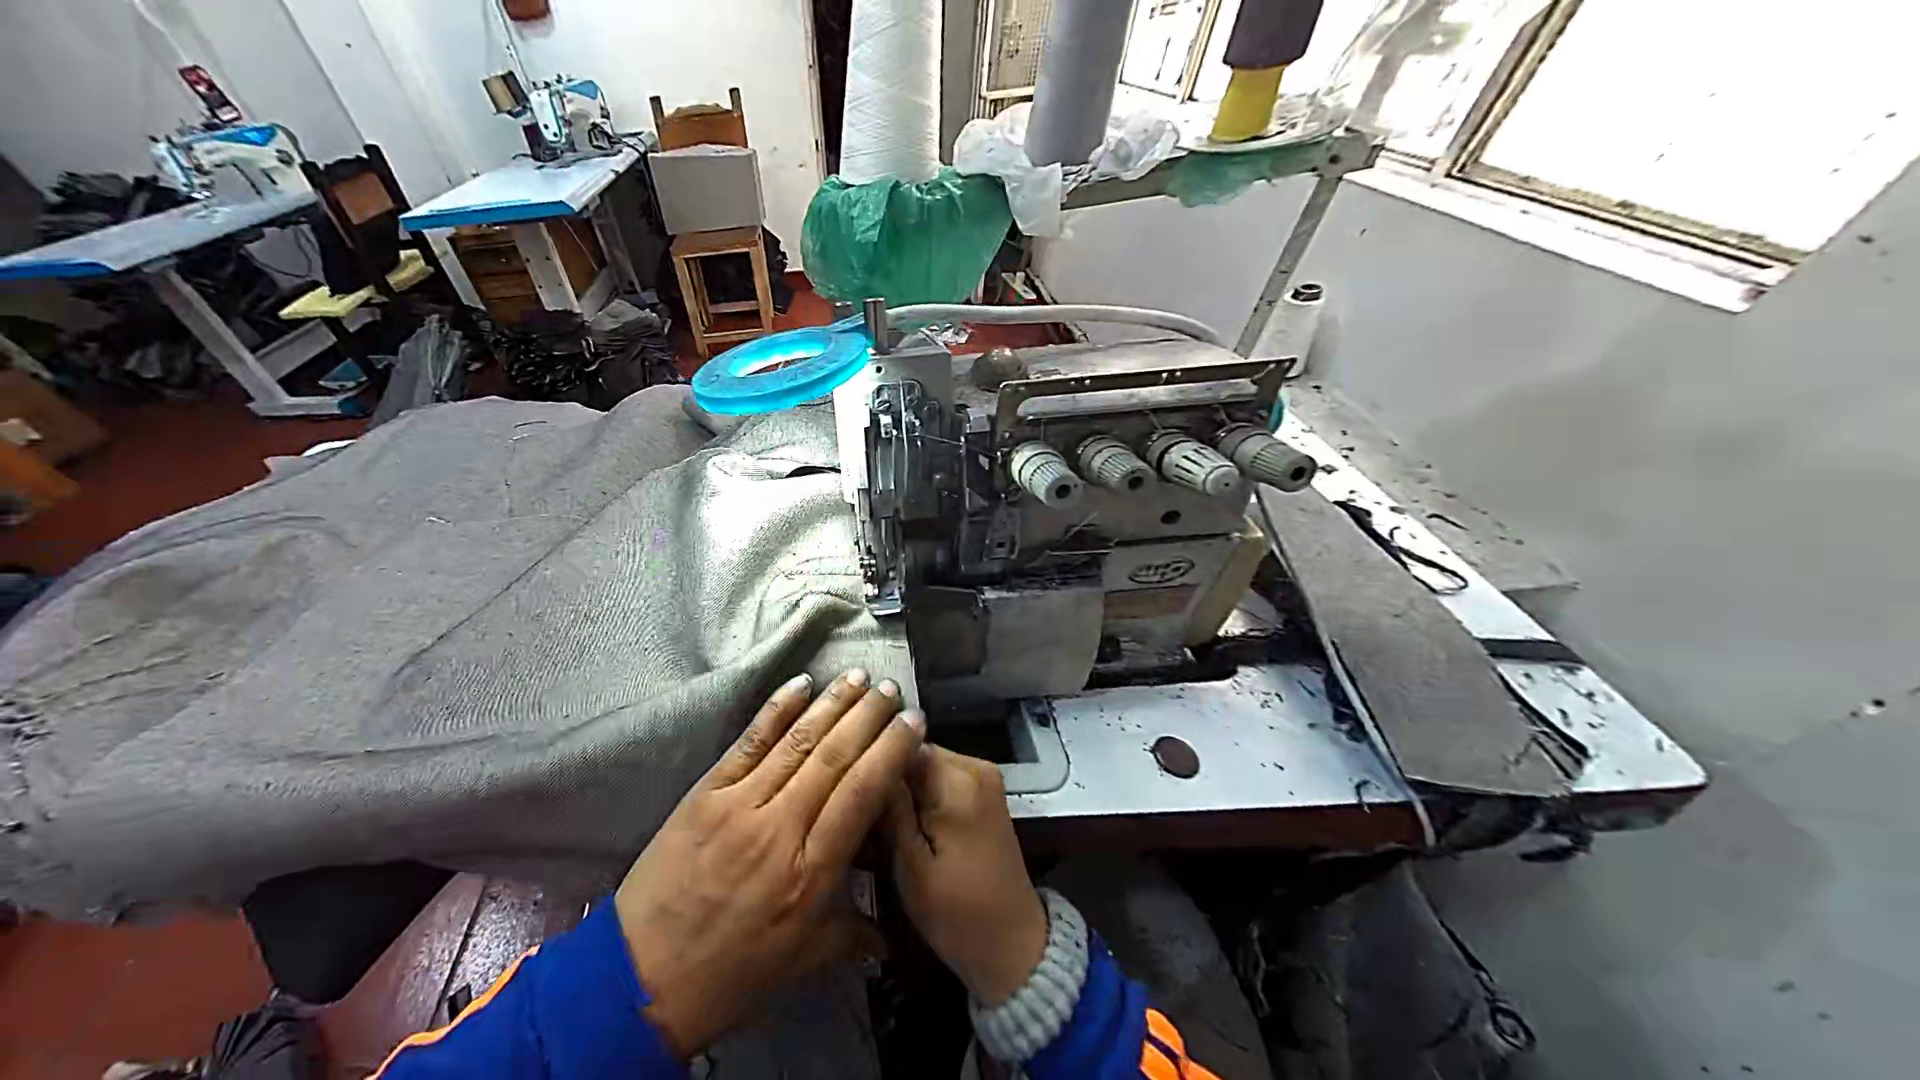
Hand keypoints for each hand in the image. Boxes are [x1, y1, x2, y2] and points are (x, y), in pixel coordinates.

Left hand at [614, 669, 924, 1058]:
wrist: (637, 980)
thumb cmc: (731, 973)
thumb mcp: (802, 960)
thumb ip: (853, 934)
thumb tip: (894, 932)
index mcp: (810, 872)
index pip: (861, 793)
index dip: (891, 751)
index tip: (914, 722)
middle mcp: (779, 828)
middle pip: (833, 757)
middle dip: (868, 717)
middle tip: (892, 689)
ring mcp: (738, 805)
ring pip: (796, 742)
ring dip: (831, 703)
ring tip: (859, 677)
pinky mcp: (705, 793)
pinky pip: (747, 742)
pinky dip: (776, 710)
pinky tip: (800, 684)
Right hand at [887, 745, 1047, 1004]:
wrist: (1013, 944)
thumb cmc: (957, 913)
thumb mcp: (910, 868)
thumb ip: (891, 809)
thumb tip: (869, 762)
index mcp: (958, 781)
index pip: (901, 744)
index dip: (872, 765)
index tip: (847, 791)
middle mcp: (975, 766)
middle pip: (914, 751)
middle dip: (887, 776)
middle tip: (861, 813)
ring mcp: (983, 776)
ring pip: (924, 763)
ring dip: (901, 786)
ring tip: (877, 822)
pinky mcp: (984, 791)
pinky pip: (940, 777)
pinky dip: (920, 795)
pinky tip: (904, 825)